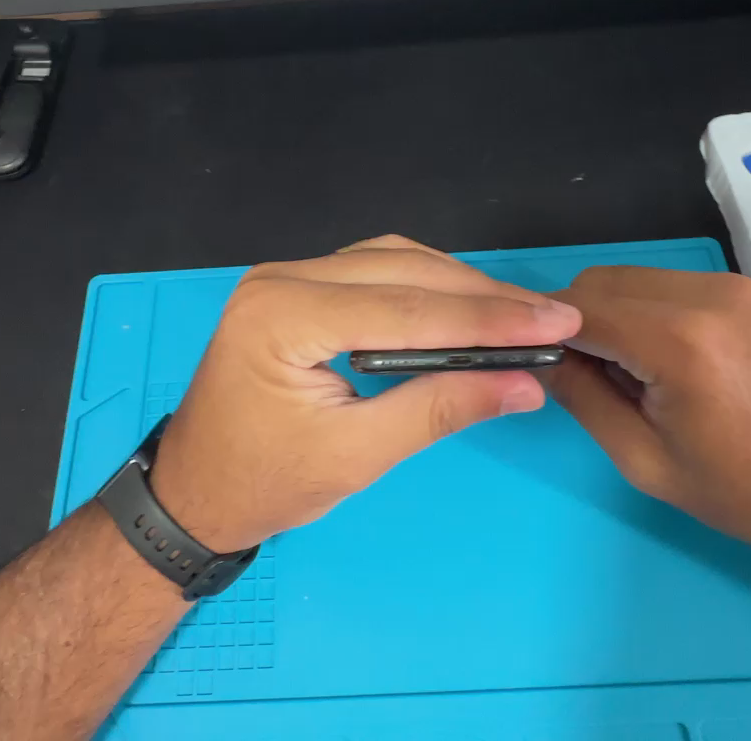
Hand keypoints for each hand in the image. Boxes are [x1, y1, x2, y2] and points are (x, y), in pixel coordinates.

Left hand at [149, 236, 581, 552]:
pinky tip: (463, 306)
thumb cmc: (265, 483)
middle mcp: (282, 277)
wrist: (194, 490)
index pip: (405, 310)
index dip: (488, 319)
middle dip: (481, 297)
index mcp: (283, 315)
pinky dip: (424, 286)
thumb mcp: (357, 455)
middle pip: (401, 270)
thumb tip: (525, 385)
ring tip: (519, 313)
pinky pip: (372, 270)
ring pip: (391, 260)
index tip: (556, 324)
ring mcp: (285, 276)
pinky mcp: (296, 287)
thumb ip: (440, 409)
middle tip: (550, 318)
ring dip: (457, 286)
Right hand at [547, 267, 750, 564]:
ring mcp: (737, 285)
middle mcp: (707, 292)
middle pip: (601, 281)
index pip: (574, 308)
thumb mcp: (647, 461)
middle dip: (576, 321)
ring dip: (614, 315)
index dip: (544, 334)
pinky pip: (675, 286)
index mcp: (678, 338)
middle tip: (588, 378)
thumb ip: (581, 397)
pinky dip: (651, 312)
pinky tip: (673, 363)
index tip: (539, 367)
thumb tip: (541, 358)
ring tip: (635, 375)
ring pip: (636, 278)